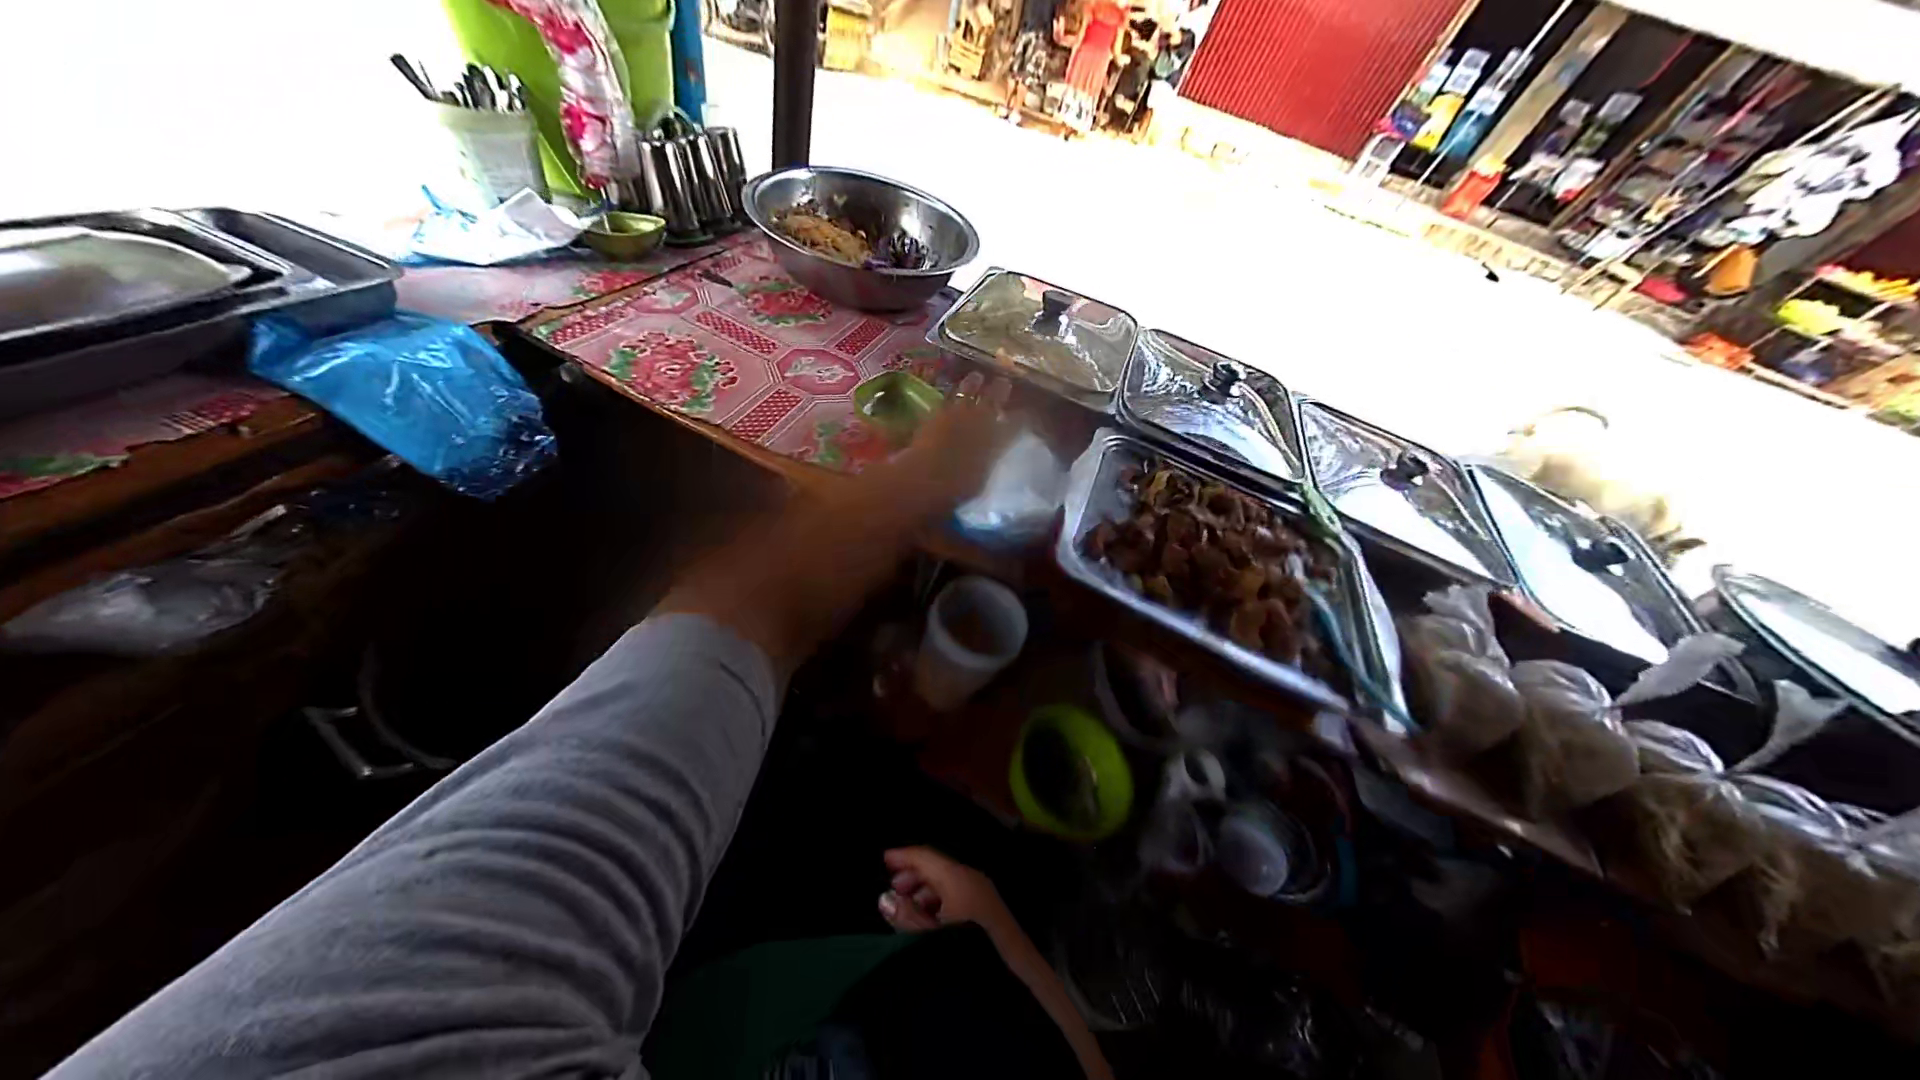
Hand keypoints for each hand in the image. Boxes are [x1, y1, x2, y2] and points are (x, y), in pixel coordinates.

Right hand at [877, 846, 1012, 933]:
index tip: (884, 858)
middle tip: (893, 888)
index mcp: (954, 876)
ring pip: (944, 880)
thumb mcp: (932, 932)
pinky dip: (936, 897)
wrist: (1009, 956)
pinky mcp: (982, 903)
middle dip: (911, 875)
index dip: (903, 856)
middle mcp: (966, 875)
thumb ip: (907, 917)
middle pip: (934, 867)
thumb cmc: (967, 941)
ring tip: (907, 903)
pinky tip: (927, 914)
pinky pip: (953, 891)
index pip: (924, 857)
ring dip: (923, 888)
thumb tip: (886, 902)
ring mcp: (977, 888)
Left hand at [885, 372, 1013, 510]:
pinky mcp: (937, 411)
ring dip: (974, 382)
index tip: (1026, 413)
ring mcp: (959, 412)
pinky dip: (952, 392)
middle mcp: (982, 420)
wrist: (927, 477)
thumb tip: (989, 458)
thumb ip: (987, 464)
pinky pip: (947, 396)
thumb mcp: (981, 479)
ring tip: (977, 376)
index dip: (1022, 417)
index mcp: (998, 440)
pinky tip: (952, 391)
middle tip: (1005, 381)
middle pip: (995, 398)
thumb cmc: (958, 488)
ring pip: (969, 389)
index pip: (1017, 423)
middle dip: (1001, 389)